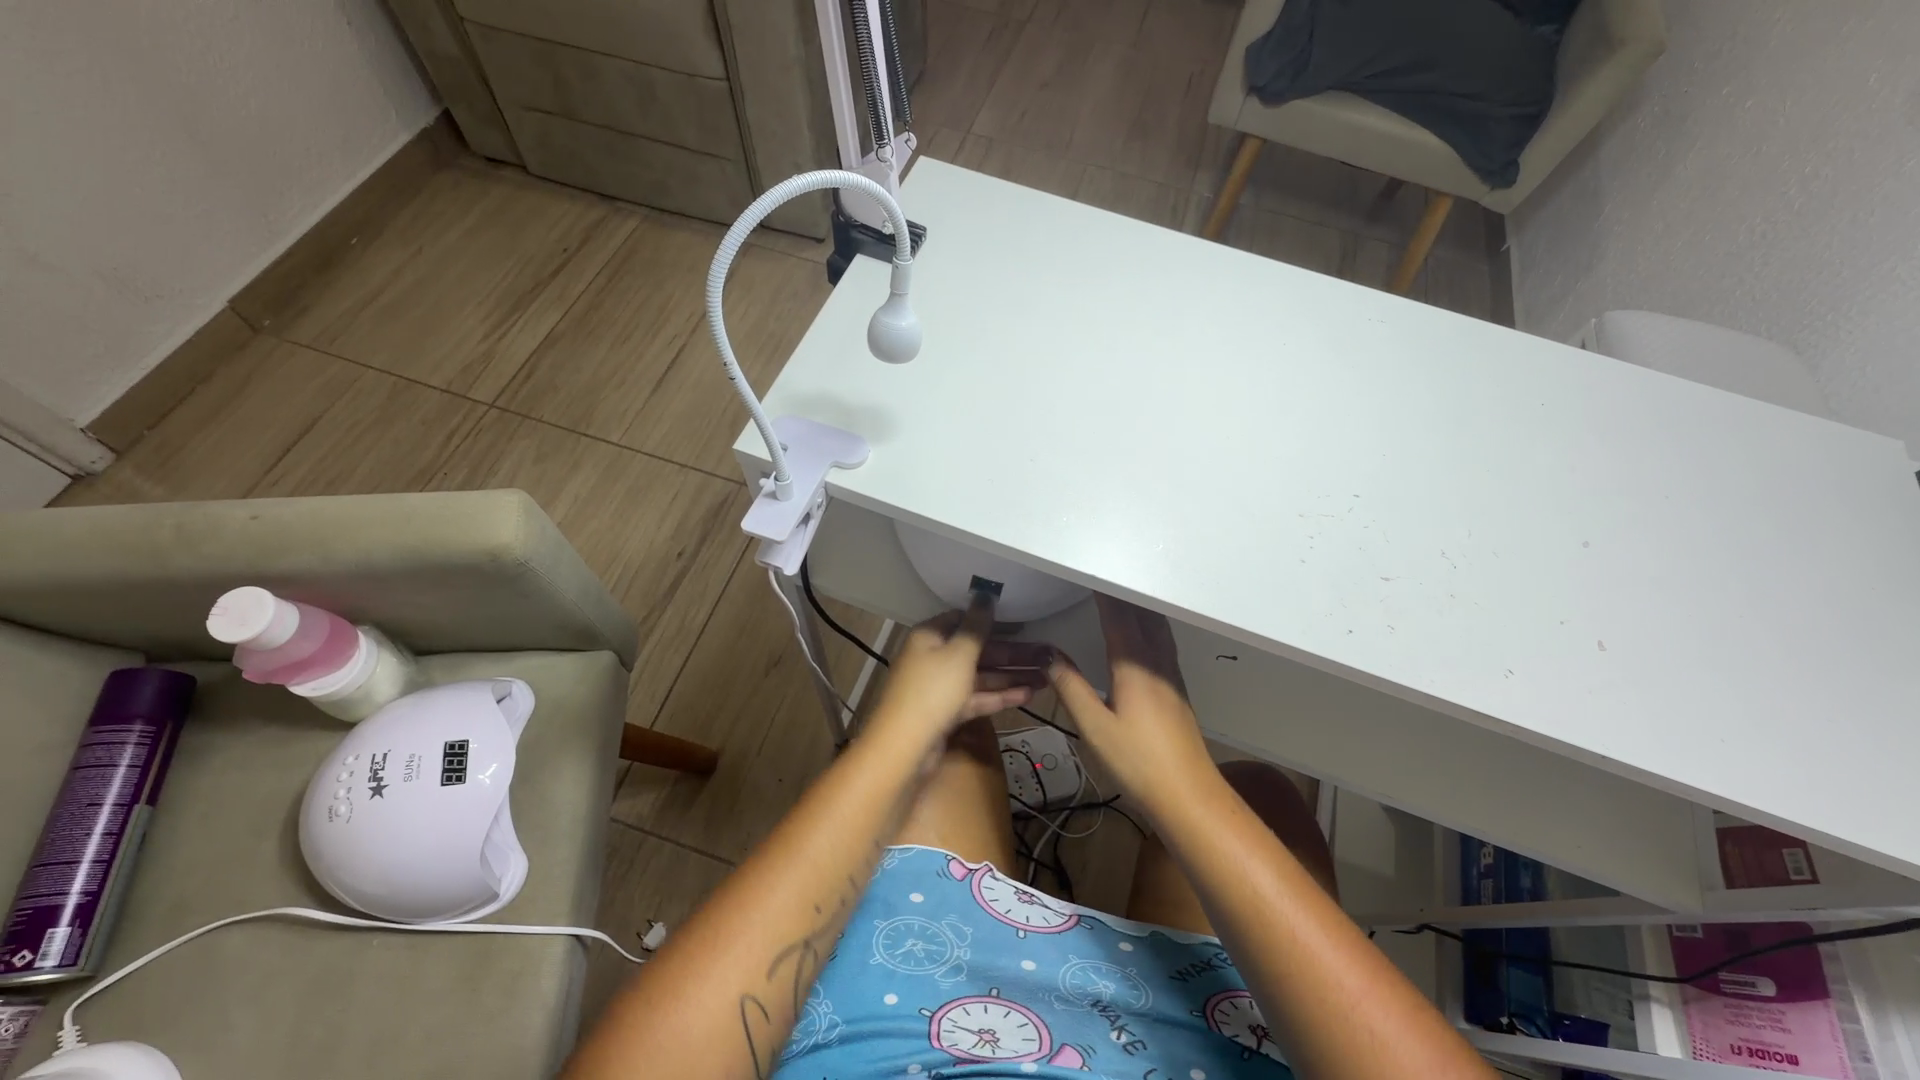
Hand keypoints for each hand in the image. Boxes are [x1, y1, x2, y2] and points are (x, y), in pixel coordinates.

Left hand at [870, 593, 1050, 741]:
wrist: (905, 747)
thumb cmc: (932, 690)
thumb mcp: (958, 653)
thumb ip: (976, 626)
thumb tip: (985, 595)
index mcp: (930, 636)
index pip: (963, 619)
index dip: (992, 620)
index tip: (1022, 623)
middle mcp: (934, 657)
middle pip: (977, 650)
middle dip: (1011, 654)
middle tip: (1046, 655)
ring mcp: (941, 687)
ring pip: (981, 676)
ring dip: (1011, 676)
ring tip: (1045, 677)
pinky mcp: (948, 711)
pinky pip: (978, 697)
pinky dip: (1000, 695)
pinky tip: (1029, 695)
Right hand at [1049, 595, 1213, 816]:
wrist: (1187, 792)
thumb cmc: (1137, 761)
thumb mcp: (1094, 727)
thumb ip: (1070, 687)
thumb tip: (1049, 655)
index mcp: (1134, 665)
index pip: (1118, 616)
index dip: (1104, 592)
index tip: (1090, 570)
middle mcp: (1156, 662)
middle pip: (1142, 615)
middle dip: (1123, 592)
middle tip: (1102, 575)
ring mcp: (1171, 674)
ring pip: (1157, 627)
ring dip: (1139, 606)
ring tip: (1122, 594)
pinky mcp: (1177, 689)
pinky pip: (1162, 641)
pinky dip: (1149, 624)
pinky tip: (1142, 632)